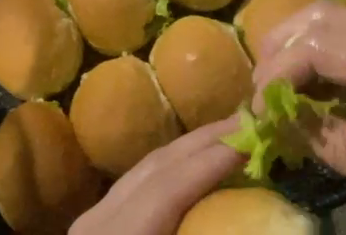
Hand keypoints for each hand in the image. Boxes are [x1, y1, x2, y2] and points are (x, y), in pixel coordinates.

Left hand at [70, 117, 243, 234]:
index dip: (211, 161)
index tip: (252, 136)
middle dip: (203, 142)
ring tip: (230, 136)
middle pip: (154, 167)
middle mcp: (97, 220)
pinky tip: (197, 168)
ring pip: (145, 171)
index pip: (167, 187)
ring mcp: (93, 219)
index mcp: (119, 234)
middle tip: (248, 121)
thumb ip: (198, 227)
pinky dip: (172, 172)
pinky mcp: (97, 225)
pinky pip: (139, 186)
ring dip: (189, 152)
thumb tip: (250, 213)